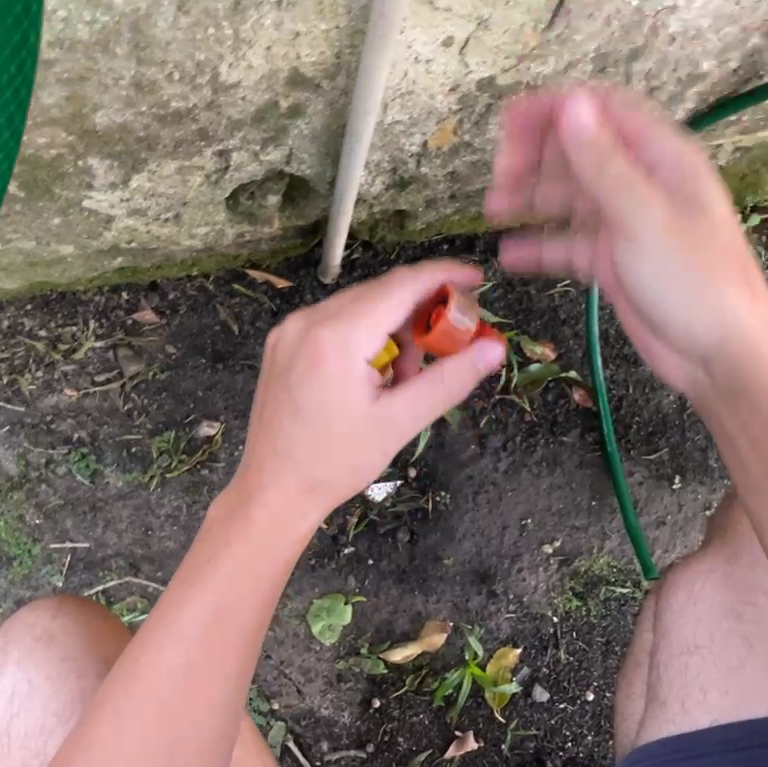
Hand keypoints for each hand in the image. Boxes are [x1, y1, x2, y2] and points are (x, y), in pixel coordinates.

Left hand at [230, 260, 505, 527]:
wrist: (273, 490)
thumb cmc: (335, 463)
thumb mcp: (399, 423)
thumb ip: (449, 380)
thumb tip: (494, 350)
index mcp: (336, 337)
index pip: (401, 285)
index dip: (444, 276)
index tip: (477, 280)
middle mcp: (308, 320)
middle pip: (381, 293)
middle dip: (420, 315)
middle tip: (446, 350)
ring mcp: (290, 329)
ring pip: (360, 307)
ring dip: (393, 330)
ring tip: (400, 382)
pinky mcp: (283, 342)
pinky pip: (336, 322)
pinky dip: (365, 337)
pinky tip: (373, 377)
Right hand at [484, 86, 767, 399]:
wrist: (719, 355)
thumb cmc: (698, 284)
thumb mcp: (644, 219)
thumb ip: (604, 164)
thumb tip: (571, 105)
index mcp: (661, 159)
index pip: (601, 112)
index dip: (555, 112)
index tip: (509, 124)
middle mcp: (641, 185)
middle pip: (578, 154)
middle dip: (536, 159)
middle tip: (499, 179)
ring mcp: (625, 225)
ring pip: (568, 200)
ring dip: (531, 201)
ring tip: (494, 211)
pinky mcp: (612, 262)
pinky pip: (568, 244)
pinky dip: (540, 246)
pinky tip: (510, 255)